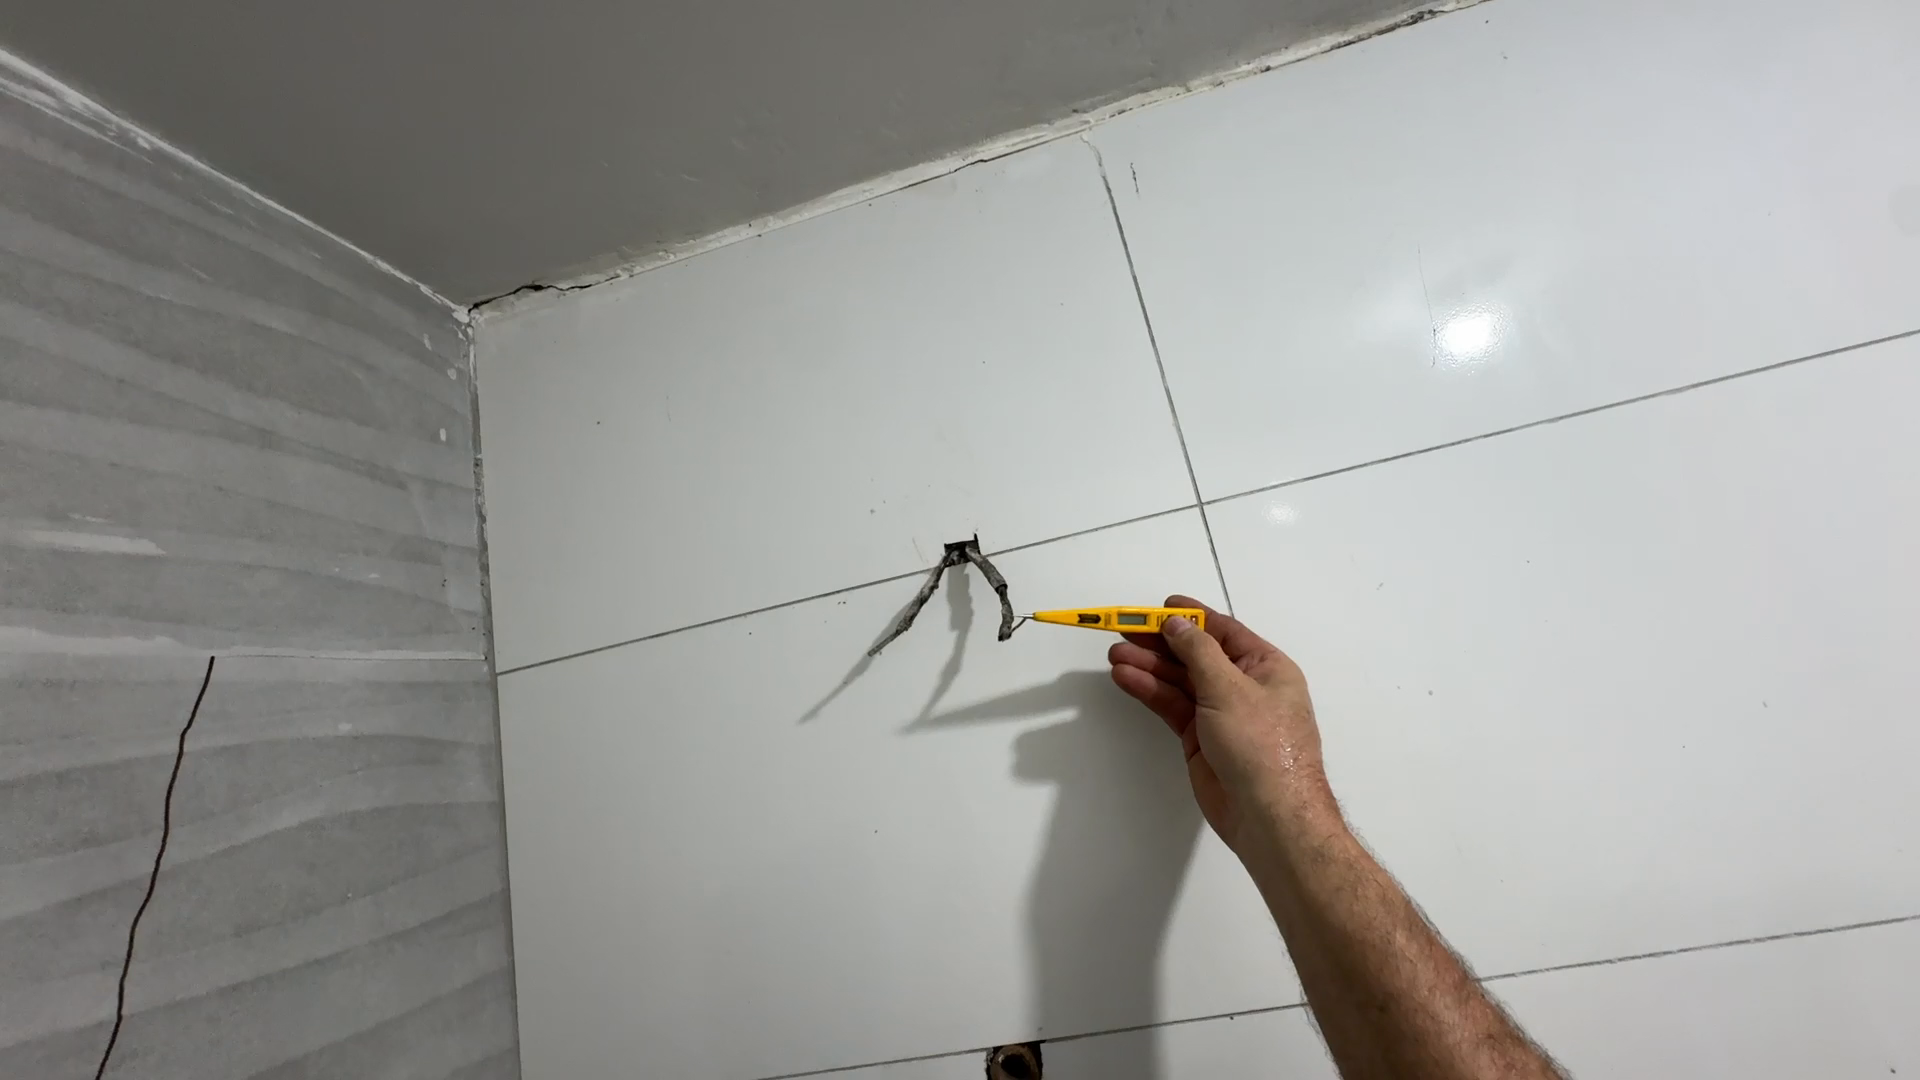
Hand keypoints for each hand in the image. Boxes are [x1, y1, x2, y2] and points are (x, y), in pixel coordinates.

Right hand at [1108, 594, 1336, 853]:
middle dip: (1160, 642)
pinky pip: (1171, 705)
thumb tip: (1176, 623)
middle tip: (1123, 631)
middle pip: (1195, 654)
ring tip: (1115, 654)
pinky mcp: (1200, 737)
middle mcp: (1243, 686)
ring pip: (1178, 680)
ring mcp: (1220, 713)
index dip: (1190, 617)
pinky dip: (1149, 690)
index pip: (1222, 631)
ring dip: (1148, 666)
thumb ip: (1197, 650)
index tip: (1158, 606)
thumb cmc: (1261, 744)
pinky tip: (1126, 678)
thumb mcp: (1230, 687)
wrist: (1269, 817)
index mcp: (1265, 667)